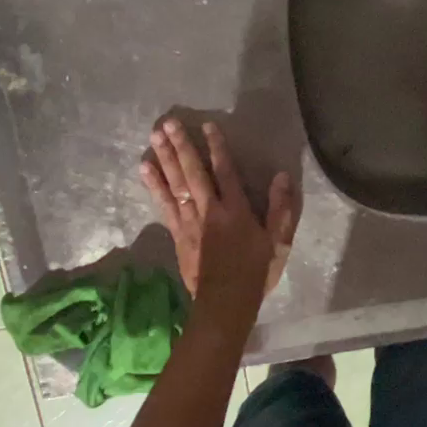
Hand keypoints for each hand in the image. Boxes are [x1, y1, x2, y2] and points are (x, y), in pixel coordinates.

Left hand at [140, 119, 296, 306]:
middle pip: (193, 172)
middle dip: (182, 145)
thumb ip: (281, 209)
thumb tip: (282, 176)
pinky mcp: (177, 234)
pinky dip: (154, 185)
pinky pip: (164, 204)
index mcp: (236, 211)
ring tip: (155, 136)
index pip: (225, 171)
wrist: (225, 304)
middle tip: (168, 122)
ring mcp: (190, 222)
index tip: (207, 125)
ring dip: (165, 158)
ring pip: (175, 184)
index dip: (217, 147)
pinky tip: (145, 168)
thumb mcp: (278, 243)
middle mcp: (210, 210)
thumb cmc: (255, 273)